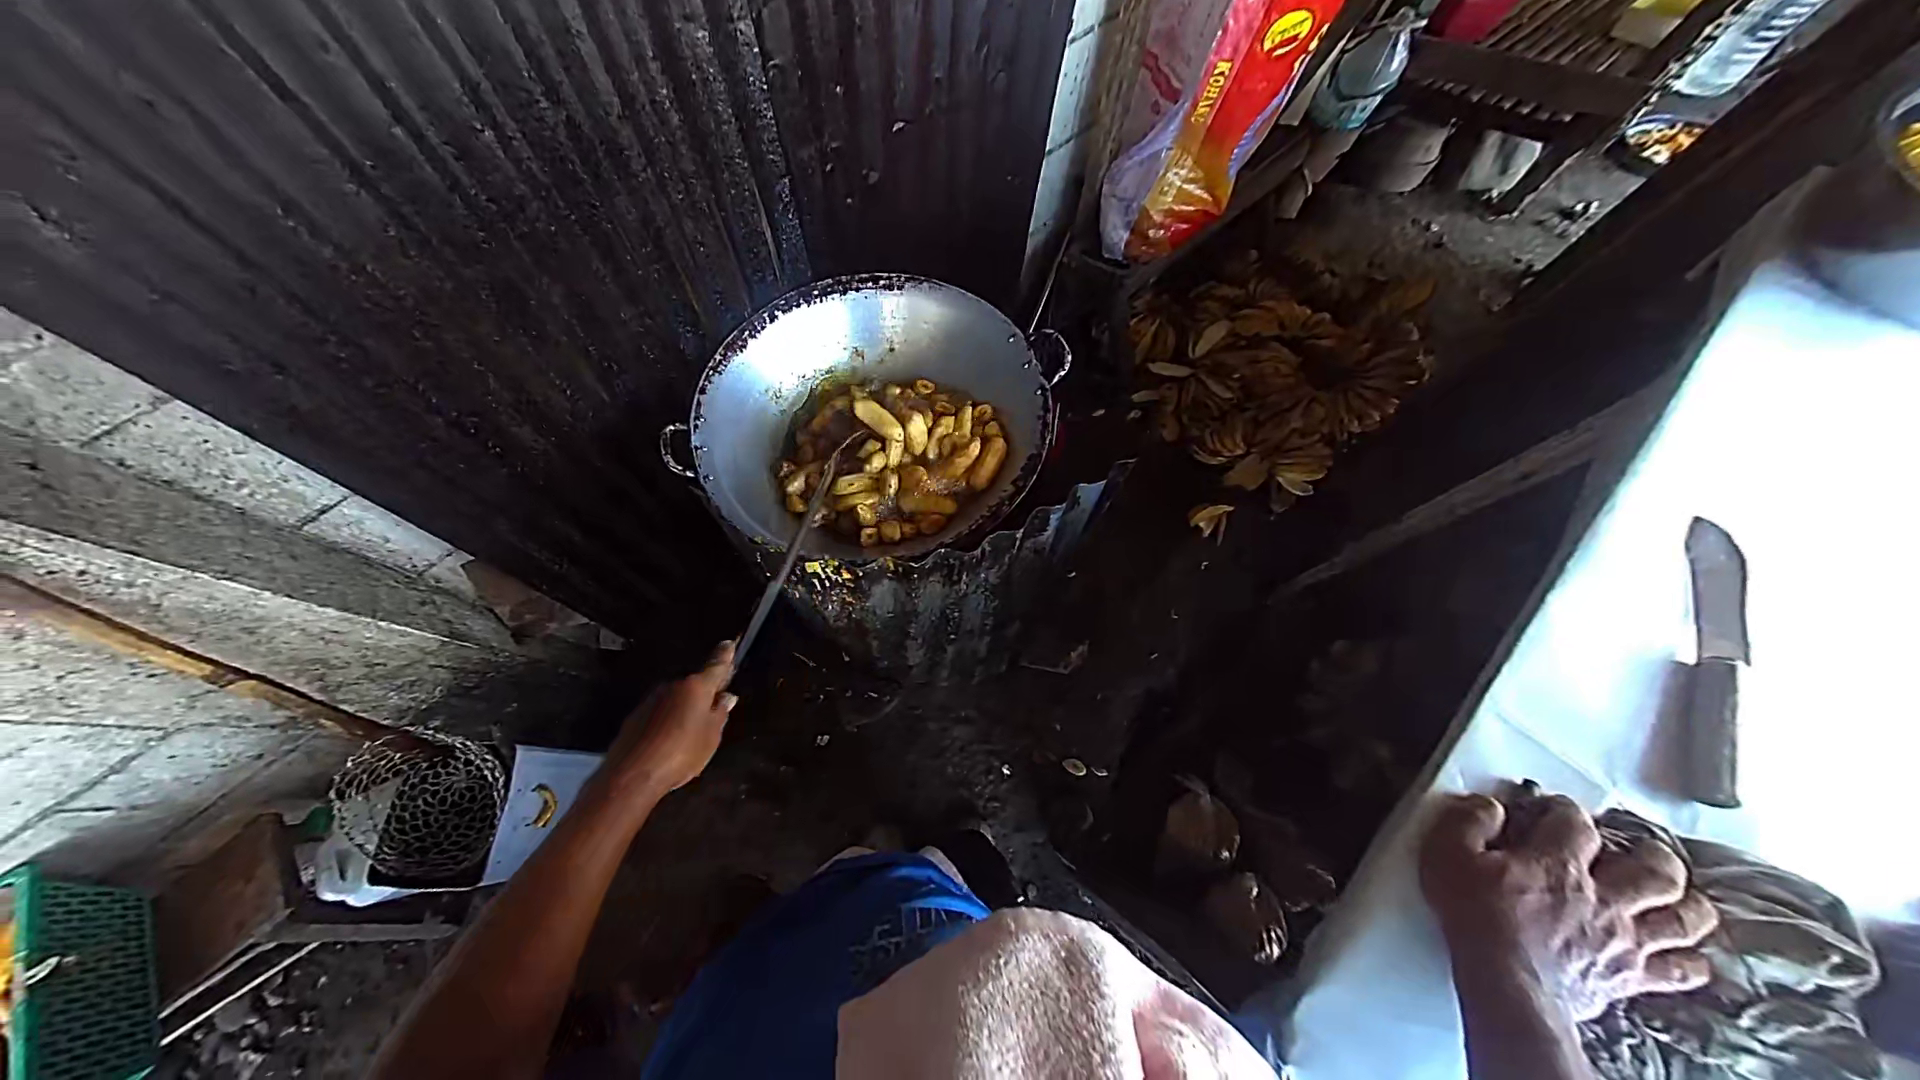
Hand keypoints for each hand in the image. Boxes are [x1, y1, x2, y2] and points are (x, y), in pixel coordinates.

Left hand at [606, 640, 739, 796]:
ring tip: (692, 730)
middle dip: (704, 692)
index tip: (729, 643)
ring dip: (685, 707)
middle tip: (714, 707)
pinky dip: (668, 719)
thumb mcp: (711, 736)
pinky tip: (670, 739)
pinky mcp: (635, 717)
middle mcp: (673, 686)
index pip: (716, 664)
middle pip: (694, 684)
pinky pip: (660, 712)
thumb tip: (726, 697)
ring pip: (676, 698)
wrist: (632, 775)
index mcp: (696, 686)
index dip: (725, 655)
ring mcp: (651, 700)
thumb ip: (720, 713)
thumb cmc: (681, 753)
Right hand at [1420, 793, 1717, 1021]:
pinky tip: (1686, 954)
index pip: (1575, 822)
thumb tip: (1488, 805)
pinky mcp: (1631, 977)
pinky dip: (1690, 960)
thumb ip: (1469, 821)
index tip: (1552, 808)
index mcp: (1557, 863)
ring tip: (1677, 894)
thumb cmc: (1475, 917)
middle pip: (1656, 870)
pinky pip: (1682, 971)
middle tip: (1642, 848)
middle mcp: (1602, 897)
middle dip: (1654, 854)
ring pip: (1684, 918)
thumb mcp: (1449, 853)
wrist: (1504, 985)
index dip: (1565, 809)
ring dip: (1687, 902)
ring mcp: (1624, 939)